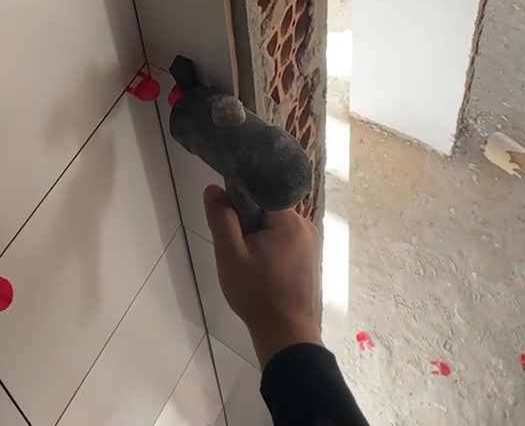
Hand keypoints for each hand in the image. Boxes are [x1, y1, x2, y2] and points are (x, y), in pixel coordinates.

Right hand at [203, 185, 321, 366]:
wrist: (287, 337)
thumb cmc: (257, 294)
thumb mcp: (230, 255)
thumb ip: (221, 218)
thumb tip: (214, 188)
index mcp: (290, 222)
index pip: (263, 188)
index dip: (241, 193)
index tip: (226, 206)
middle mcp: (306, 227)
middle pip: (268, 205)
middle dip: (247, 215)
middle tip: (232, 238)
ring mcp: (310, 244)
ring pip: (275, 222)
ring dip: (256, 231)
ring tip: (244, 253)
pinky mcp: (308, 258)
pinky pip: (283, 237)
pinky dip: (267, 242)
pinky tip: (258, 263)